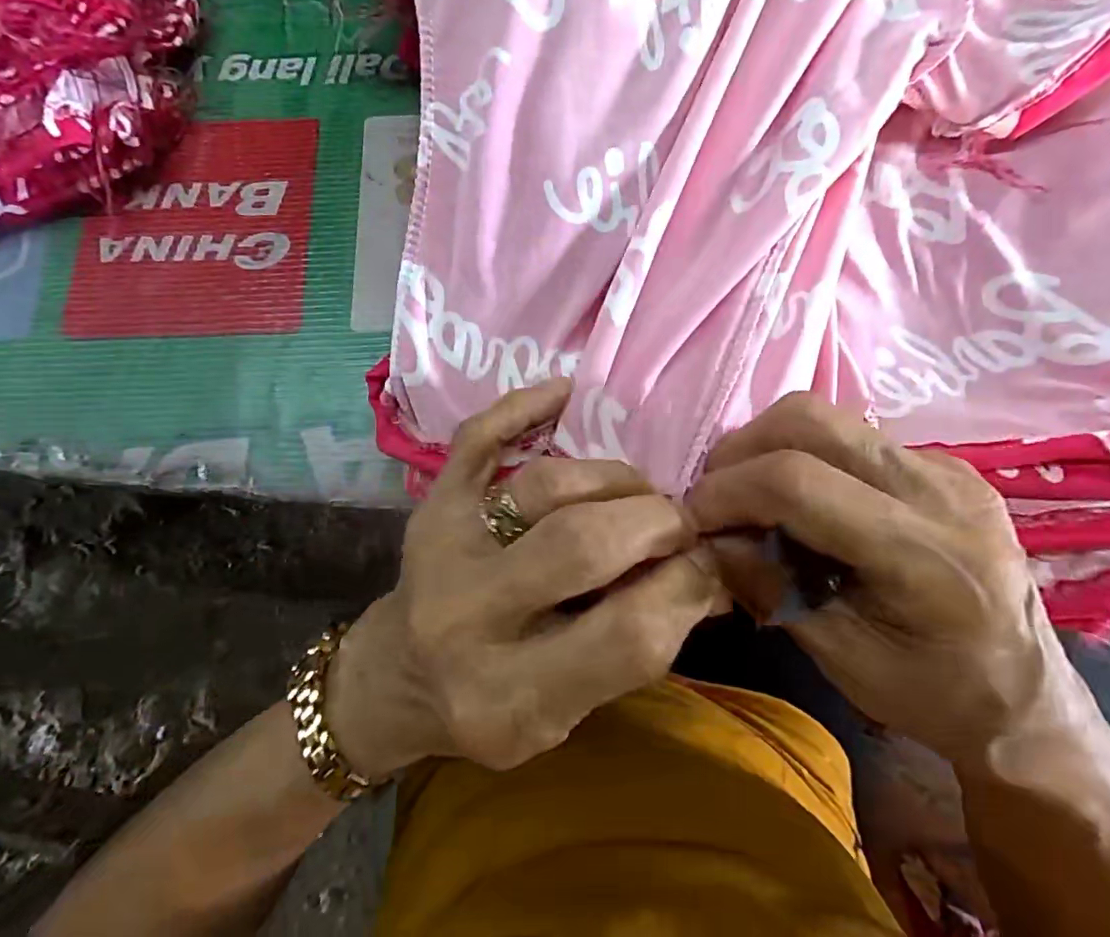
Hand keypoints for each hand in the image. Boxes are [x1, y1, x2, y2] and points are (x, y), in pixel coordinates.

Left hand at [325, 380, 728, 775]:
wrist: (399, 675)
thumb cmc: (489, 706)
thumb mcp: (564, 714)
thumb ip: (631, 650)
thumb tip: (710, 572)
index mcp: (512, 696)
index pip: (629, 633)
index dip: (686, 589)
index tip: (707, 567)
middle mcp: (469, 616)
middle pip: (582, 543)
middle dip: (654, 523)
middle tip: (678, 522)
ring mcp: (443, 549)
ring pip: (542, 484)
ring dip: (611, 479)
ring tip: (637, 493)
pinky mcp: (431, 506)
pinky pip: (476, 441)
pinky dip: (521, 408)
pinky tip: (568, 395)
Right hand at [685, 392, 1085, 766]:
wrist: (1028, 700)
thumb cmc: (934, 694)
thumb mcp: (839, 657)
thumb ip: (768, 588)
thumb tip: (708, 539)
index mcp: (925, 554)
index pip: (799, 482)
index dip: (727, 491)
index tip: (692, 521)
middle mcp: (941, 491)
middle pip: (811, 421)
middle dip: (740, 451)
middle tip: (714, 498)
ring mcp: (946, 468)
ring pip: (827, 415)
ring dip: (766, 446)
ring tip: (747, 495)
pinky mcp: (941, 463)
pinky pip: (850, 434)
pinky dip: (800, 454)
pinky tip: (796, 501)